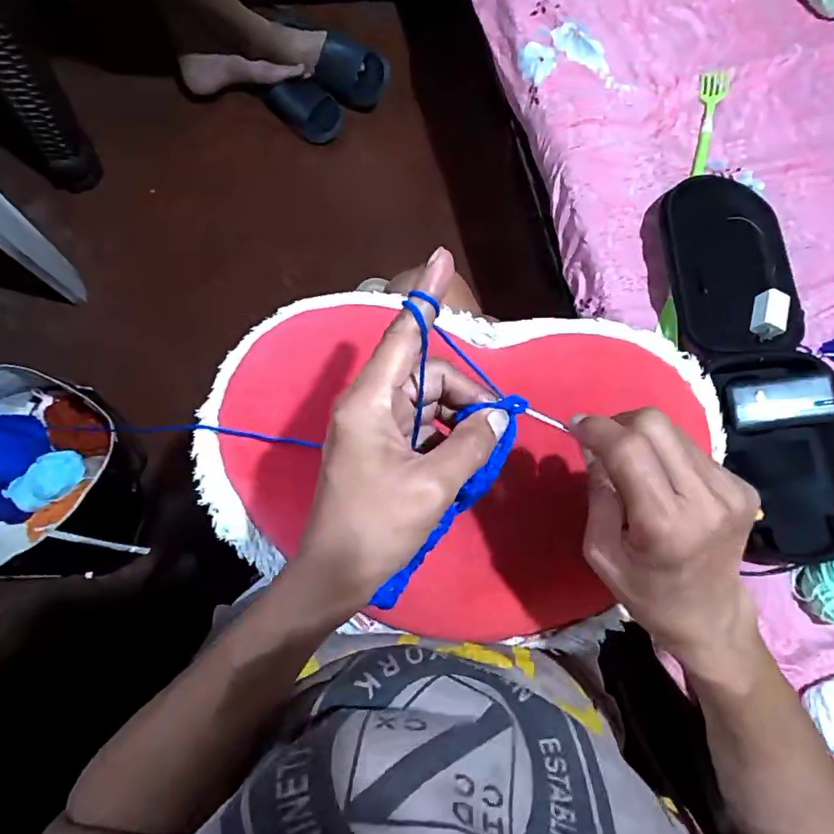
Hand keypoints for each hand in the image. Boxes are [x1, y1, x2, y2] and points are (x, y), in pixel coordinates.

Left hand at [292, 248, 505, 605]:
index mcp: (372, 403)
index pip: (404, 335)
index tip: (441, 258)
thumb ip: (471, 443)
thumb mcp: (434, 485)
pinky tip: (464, 464)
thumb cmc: (378, 528)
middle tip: (495, 431)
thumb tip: (497, 416)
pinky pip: (422, 428)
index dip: (426, 297)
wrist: (336, 575)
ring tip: (480, 456)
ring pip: (429, 403)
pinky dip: (447, 438)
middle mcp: (370, 406)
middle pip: (429, 375)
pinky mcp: (381, 450)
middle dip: (466, 395)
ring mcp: (374, 429)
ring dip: (460, 421)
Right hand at [573, 409, 760, 666]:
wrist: (710, 615)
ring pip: (676, 432)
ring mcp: (731, 491)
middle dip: (620, 424)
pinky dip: (669, 457)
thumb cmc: (647, 593)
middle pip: (656, 425)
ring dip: (646, 440)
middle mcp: (705, 500)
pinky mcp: (743, 488)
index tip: (576, 426)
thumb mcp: (602, 554)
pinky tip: (667, 484)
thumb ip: (598, 496)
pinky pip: (694, 450)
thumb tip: (595, 449)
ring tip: (636, 469)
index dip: (598, 429)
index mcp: (664, 524)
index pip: (629, 450)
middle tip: (604, 444)